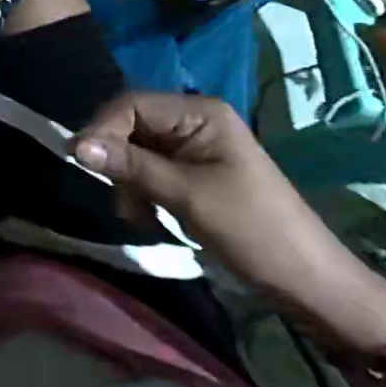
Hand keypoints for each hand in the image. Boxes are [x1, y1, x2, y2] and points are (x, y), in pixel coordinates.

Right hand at [73, 93, 385, 352]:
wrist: (308, 282)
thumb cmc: (253, 230)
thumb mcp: (186, 196)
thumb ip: (131, 166)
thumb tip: (77, 145)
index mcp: (199, 112)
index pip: (132, 104)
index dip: (102, 128)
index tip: (80, 160)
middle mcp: (193, 119)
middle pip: (130, 124)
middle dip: (116, 158)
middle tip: (119, 197)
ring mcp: (193, 145)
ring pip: (134, 148)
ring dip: (127, 179)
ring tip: (139, 214)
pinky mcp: (191, 170)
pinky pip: (148, 168)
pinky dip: (140, 190)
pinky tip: (149, 214)